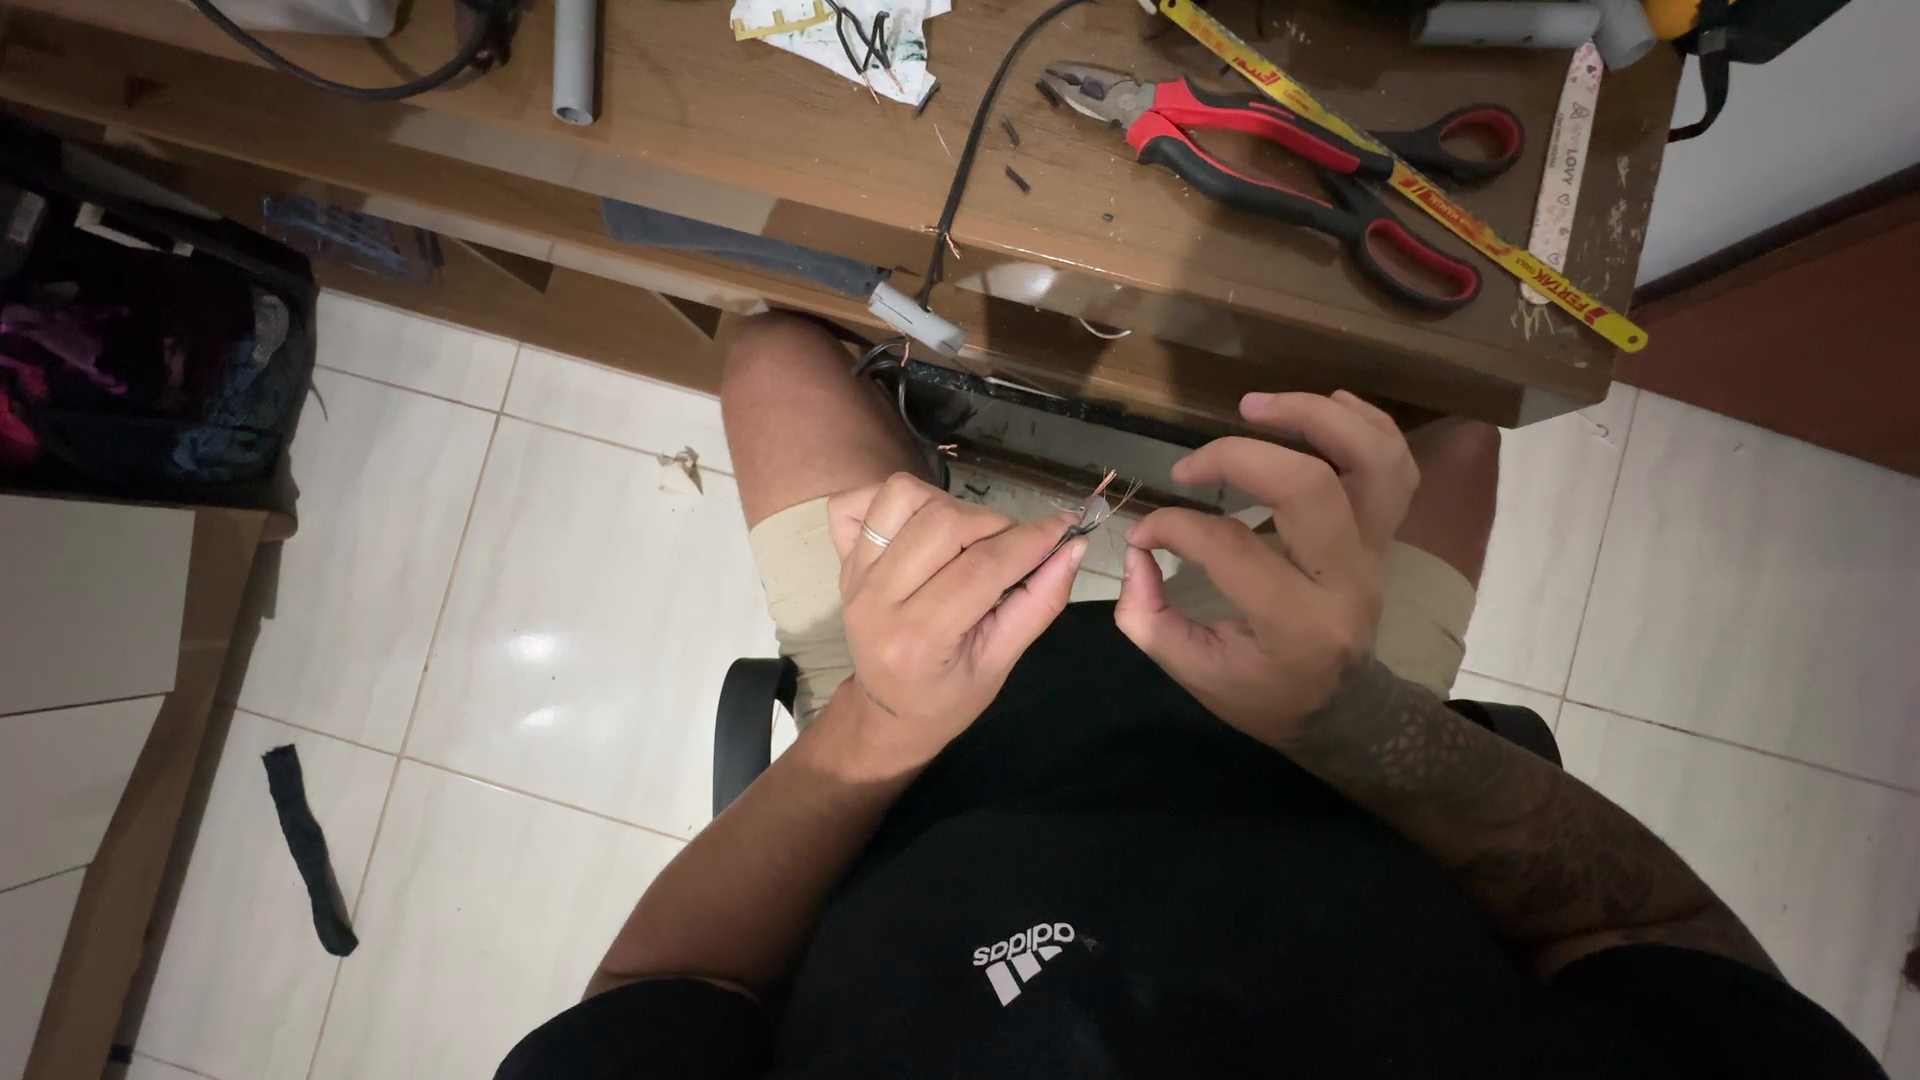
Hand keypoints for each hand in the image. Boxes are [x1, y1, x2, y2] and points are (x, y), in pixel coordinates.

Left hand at [819, 473, 1087, 776]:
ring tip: (969, 538)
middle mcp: (876, 599)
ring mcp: (854, 575)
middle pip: (943, 523)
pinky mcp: (843, 559)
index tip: (1066, 527)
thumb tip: (1074, 547)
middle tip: (1015, 547)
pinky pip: (858, 501)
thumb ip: (1039, 604)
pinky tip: (921, 527)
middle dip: (995, 524)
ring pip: (903, 496)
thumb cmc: (949, 698)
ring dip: (950, 506)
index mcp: (918, 639)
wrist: (889, 711)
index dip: (1032, 540)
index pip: (982, 567)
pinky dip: (894, 501)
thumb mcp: (1002, 663)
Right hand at [1113, 391, 1418, 749]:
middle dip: (1238, 455)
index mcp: (1293, 620)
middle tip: (1191, 464)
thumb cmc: (1260, 691)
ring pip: (1371, 460)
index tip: (1143, 534)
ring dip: (1313, 418)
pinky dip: (1361, 423)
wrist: (1338, 709)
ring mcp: (1375, 551)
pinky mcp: (1383, 535)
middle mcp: (1345, 578)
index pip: (1228, 546)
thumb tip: (1137, 551)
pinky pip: (1394, 464)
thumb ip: (1147, 615)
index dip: (1172, 527)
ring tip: (1255, 406)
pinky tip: (1320, 406)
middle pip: (1310, 486)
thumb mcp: (1191, 670)